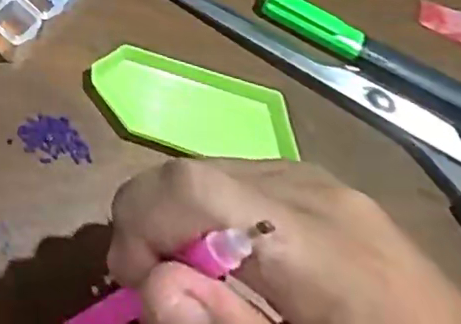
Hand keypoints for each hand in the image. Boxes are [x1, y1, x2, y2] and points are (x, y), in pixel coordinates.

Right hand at [109, 159, 460, 323]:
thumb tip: (152, 284)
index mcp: (323, 245)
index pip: (197, 188)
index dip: (142, 221)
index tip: (130, 282)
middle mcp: (317, 191)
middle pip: (195, 174)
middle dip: (152, 222)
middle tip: (150, 288)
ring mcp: (327, 185)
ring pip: (212, 172)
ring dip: (180, 220)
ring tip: (192, 281)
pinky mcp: (330, 192)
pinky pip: (244, 184)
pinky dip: (214, 217)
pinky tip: (233, 266)